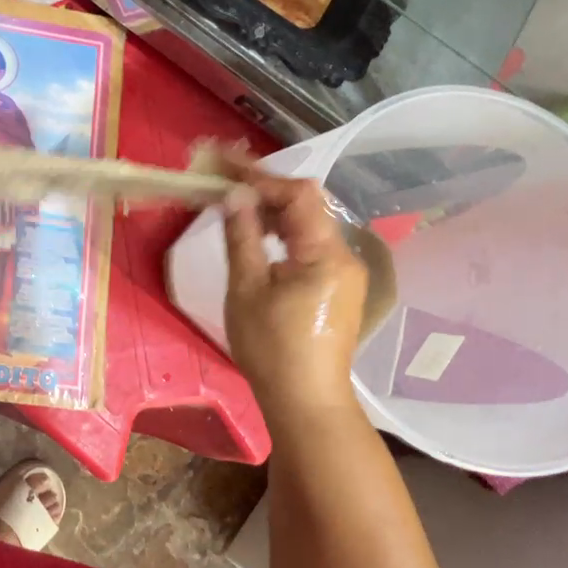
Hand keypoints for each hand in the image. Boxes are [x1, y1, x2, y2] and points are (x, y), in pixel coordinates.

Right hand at [222, 163, 368, 414]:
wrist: (305, 401)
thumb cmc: (270, 347)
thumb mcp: (246, 288)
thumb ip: (242, 235)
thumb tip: (235, 195)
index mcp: (326, 254)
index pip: (298, 195)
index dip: (260, 176)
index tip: (223, 167)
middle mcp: (344, 256)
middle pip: (307, 204)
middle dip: (264, 187)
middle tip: (223, 179)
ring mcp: (344, 271)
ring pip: (308, 222)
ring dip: (272, 207)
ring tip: (233, 202)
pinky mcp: (336, 285)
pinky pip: (309, 242)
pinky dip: (282, 229)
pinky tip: (256, 233)